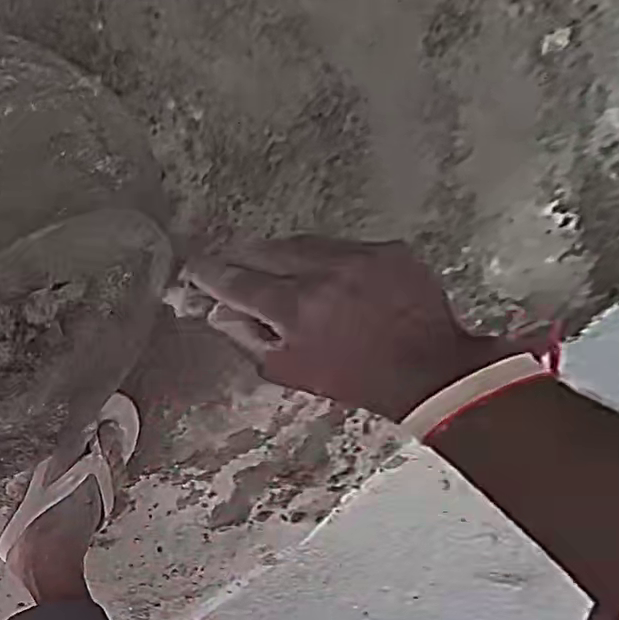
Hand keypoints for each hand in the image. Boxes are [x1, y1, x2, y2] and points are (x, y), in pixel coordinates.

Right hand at [166, 236, 528, 419]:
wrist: (427, 369)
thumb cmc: (348, 377)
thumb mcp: (284, 368)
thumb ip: (245, 336)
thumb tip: (215, 311)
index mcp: (294, 307)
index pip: (236, 281)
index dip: (207, 274)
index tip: (190, 269)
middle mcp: (324, 273)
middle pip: (262, 251)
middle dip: (235, 257)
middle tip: (221, 264)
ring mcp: (359, 257)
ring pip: (297, 242)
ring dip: (273, 254)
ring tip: (264, 267)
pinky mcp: (386, 249)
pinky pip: (335, 245)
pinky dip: (314, 256)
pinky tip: (314, 273)